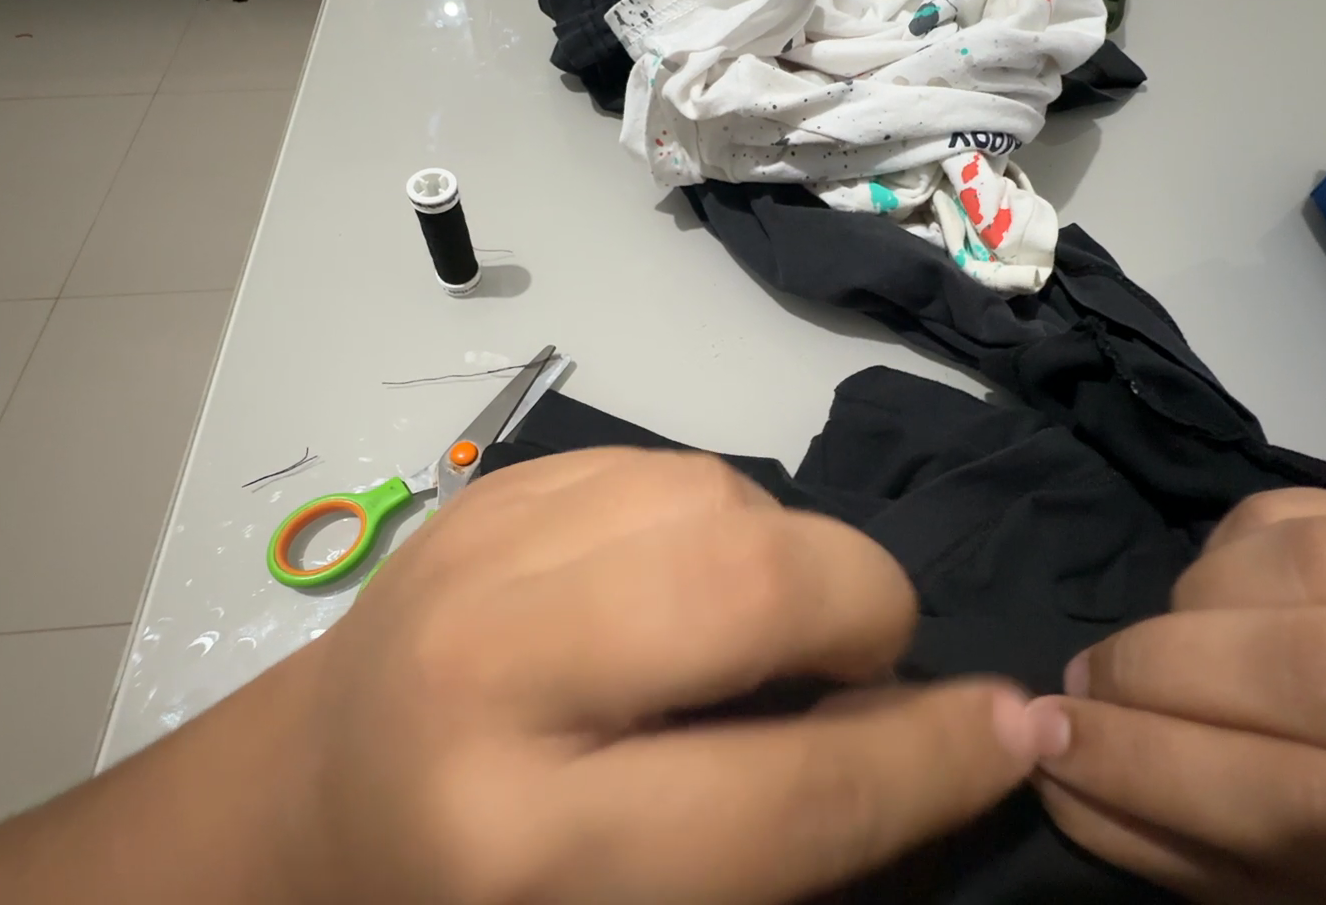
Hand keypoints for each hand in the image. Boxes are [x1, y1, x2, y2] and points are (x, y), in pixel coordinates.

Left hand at [284, 448, 1035, 903]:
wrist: (313, 790)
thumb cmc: (476, 889)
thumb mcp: (635, 901)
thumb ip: (788, 822)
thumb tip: (939, 725)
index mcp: (531, 845)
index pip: (792, 790)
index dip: (932, 757)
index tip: (1011, 723)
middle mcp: (497, 672)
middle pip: (751, 583)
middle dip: (860, 606)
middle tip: (857, 654)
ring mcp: (483, 552)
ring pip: (717, 494)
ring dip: (781, 552)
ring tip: (751, 617)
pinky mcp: (491, 492)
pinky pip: (663, 465)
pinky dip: (713, 515)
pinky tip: (677, 571)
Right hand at [1020, 488, 1325, 902]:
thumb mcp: (1318, 900)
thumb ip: (1185, 848)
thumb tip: (1055, 774)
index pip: (1321, 809)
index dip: (1158, 768)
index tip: (1052, 743)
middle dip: (1160, 671)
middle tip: (1087, 683)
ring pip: (1319, 565)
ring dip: (1193, 606)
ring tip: (1162, 648)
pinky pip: (1313, 515)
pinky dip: (1229, 550)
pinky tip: (1222, 597)